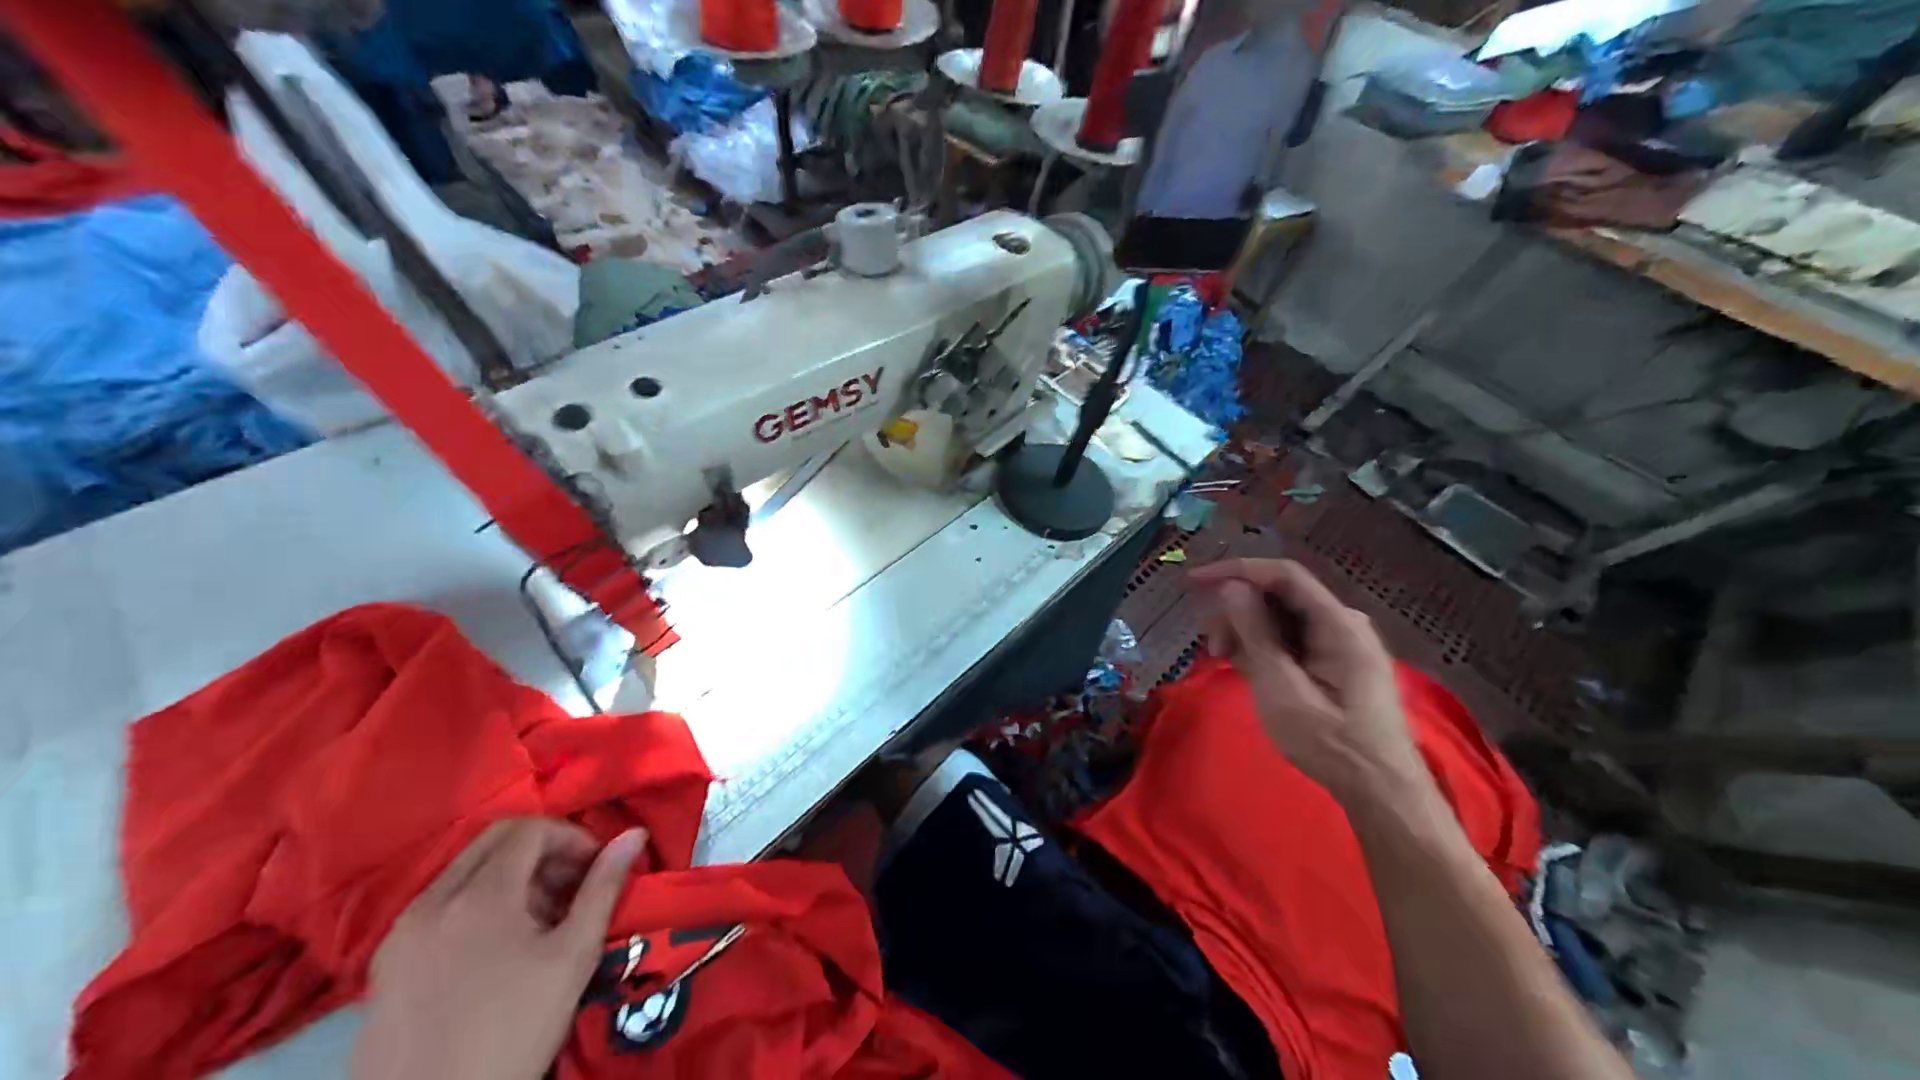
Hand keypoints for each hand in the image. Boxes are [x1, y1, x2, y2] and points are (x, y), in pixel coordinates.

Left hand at [351, 820, 646, 1079]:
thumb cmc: (514, 1030)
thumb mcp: (573, 956)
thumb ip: (604, 887)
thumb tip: (634, 835)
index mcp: (479, 895)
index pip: (529, 829)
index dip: (571, 837)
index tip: (595, 868)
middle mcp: (432, 900)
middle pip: (494, 839)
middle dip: (541, 850)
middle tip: (571, 887)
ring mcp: (401, 931)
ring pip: (464, 869)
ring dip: (510, 875)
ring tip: (540, 920)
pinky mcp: (384, 962)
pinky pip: (438, 904)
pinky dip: (476, 902)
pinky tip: (497, 947)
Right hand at [1188, 559, 1426, 803]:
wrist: (1381, 792)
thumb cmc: (1330, 744)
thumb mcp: (1282, 689)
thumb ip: (1256, 634)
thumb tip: (1231, 588)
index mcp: (1339, 624)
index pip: (1283, 575)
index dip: (1236, 570)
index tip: (1194, 581)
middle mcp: (1342, 623)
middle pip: (1280, 596)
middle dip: (1237, 610)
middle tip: (1209, 644)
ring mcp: (1340, 643)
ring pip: (1281, 617)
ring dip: (1245, 630)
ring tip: (1221, 660)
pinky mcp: (1334, 662)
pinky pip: (1291, 638)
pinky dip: (1262, 646)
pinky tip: (1241, 665)